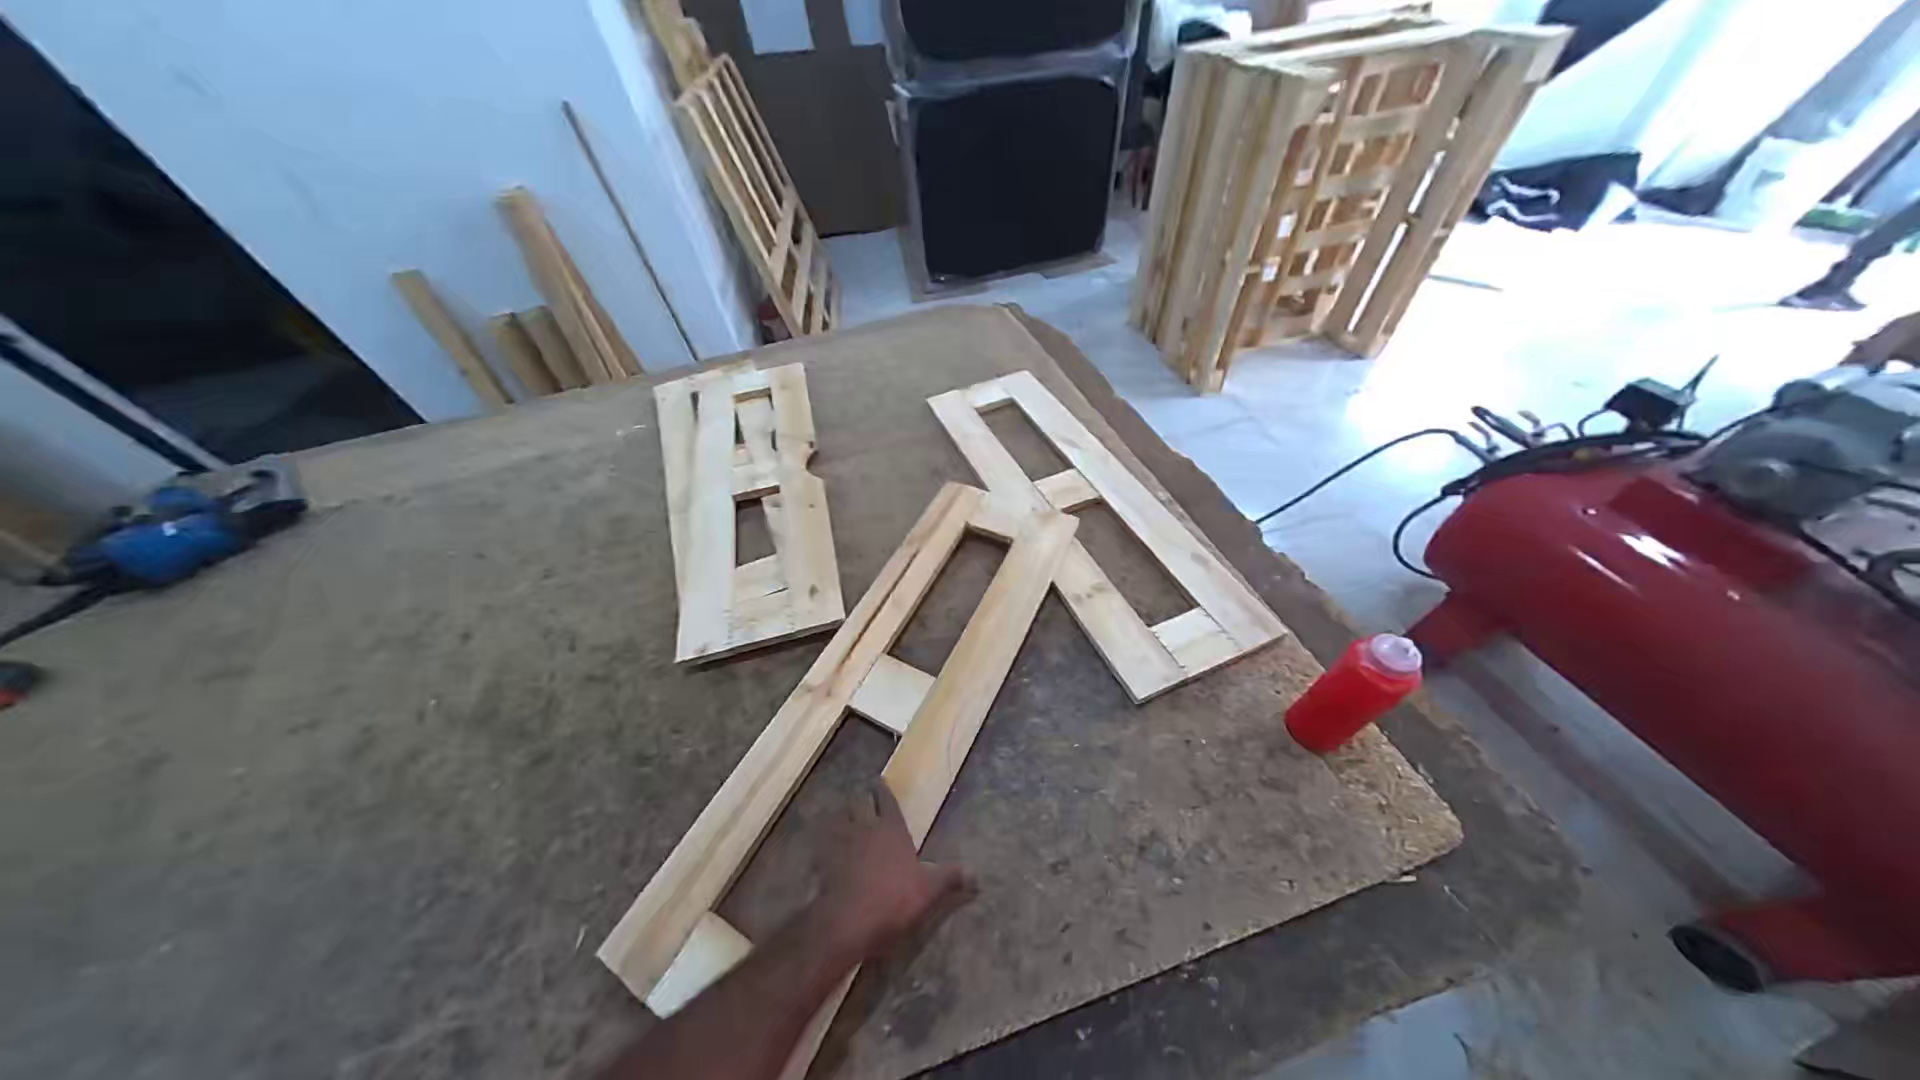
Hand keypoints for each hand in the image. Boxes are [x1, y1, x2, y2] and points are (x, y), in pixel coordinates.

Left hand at [814, 783, 970, 960]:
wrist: (848, 920)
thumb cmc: (894, 898)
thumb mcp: (929, 889)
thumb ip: (951, 877)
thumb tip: (976, 873)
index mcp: (890, 827)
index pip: (886, 799)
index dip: (883, 791)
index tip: (879, 781)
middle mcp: (864, 827)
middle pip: (858, 803)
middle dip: (860, 800)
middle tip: (862, 799)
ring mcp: (839, 843)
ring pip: (838, 819)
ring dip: (841, 817)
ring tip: (844, 819)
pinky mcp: (821, 862)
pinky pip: (822, 844)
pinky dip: (824, 843)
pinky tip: (825, 851)